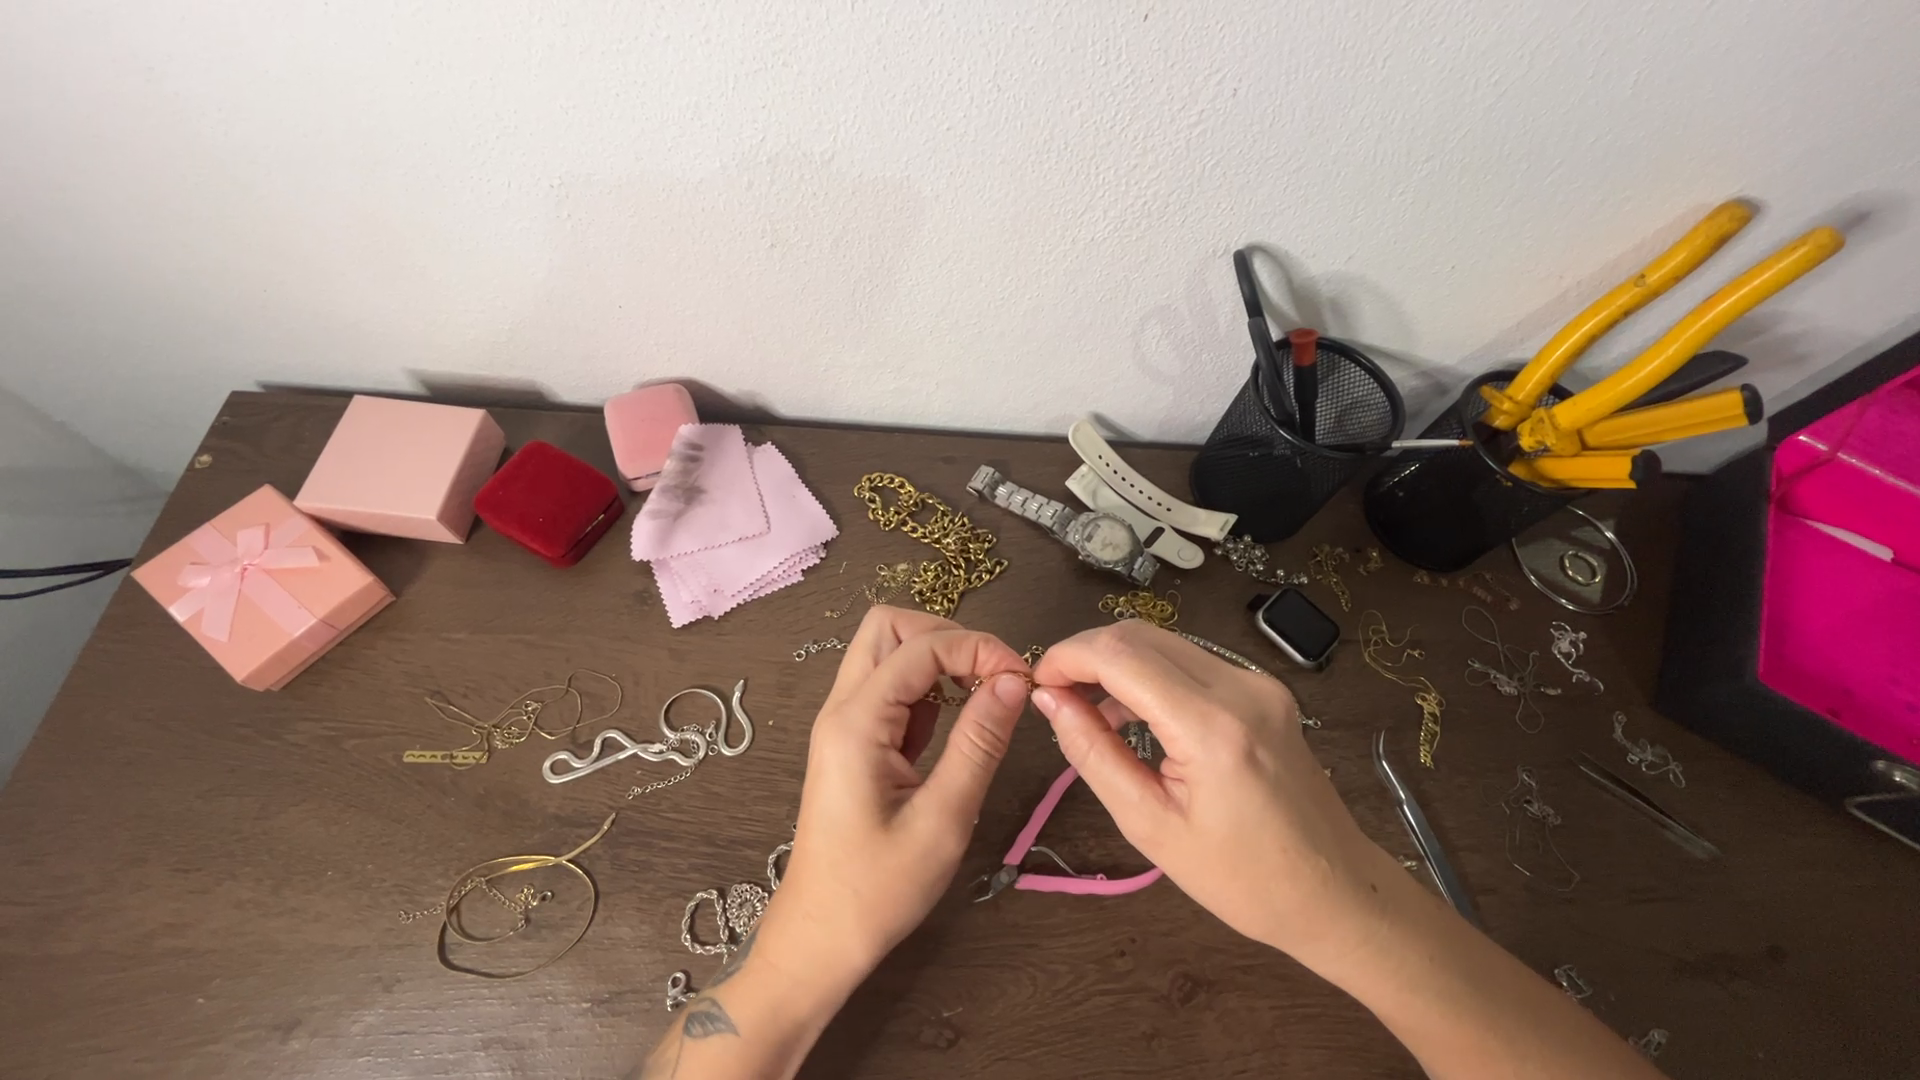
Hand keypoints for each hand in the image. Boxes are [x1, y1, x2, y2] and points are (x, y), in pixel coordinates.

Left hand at [754, 605, 1032, 995]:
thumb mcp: (943, 818)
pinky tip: (954, 724)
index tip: (1022, 679)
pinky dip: (926, 688)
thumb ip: (979, 742)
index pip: (920, 646)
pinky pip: (889, 688)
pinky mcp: (853, 740)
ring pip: (886, 651)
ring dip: (936, 659)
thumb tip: (1014, 681)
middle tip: (992, 676)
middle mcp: (842, 708)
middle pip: (889, 627)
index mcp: (856, 721)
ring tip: (982, 697)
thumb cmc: (878, 889)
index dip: (977, 648)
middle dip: (947, 636)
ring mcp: (843, 722)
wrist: (819, 937)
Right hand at [1030, 620, 1401, 964]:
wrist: (1335, 891)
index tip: (1037, 683)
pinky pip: (1188, 661)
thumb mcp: (1150, 825)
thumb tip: (1048, 700)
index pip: (1120, 654)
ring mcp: (1256, 682)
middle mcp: (1239, 686)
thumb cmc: (1240, 878)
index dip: (1067, 657)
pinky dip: (1147, 673)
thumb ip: (1093, 753)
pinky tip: (1130, 712)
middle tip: (1054, 694)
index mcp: (1212, 726)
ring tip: (1084, 707)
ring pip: (1162, 641)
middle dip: (1085, 654)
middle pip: (1139, 634)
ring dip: (1114, 662)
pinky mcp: (1262, 688)